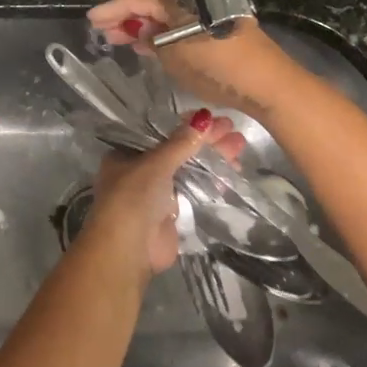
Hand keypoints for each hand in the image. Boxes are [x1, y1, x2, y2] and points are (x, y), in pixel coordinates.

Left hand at [84, 111, 245, 275]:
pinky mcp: (173, 214)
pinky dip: (212, 181)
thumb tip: (204, 117)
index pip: (161, 133)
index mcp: (126, 154)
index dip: (187, 125)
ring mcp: (157, 193)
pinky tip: (232, 172)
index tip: (212, 118)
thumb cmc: (134, 197)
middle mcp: (140, 171)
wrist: (129, 249)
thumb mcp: (156, 163)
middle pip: (178, 151)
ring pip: (189, 170)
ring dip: (212, 159)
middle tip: (233, 131)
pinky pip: (195, 191)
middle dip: (205, 141)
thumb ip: (180, 143)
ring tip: (240, 147)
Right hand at [87, 0, 296, 118]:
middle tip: (103, 32)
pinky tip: (150, 46)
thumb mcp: (174, 57)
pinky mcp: (221, 31)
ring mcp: (210, 16)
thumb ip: (151, 41)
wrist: (269, 86)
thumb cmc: (217, 67)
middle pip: (153, 4)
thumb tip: (138, 31)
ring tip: (120, 40)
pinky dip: (164, 35)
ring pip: (168, 16)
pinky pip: (183, 26)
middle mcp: (195, 1)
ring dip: (145, 27)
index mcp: (182, 0)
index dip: (113, 9)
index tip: (90, 19)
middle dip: (127, 17)